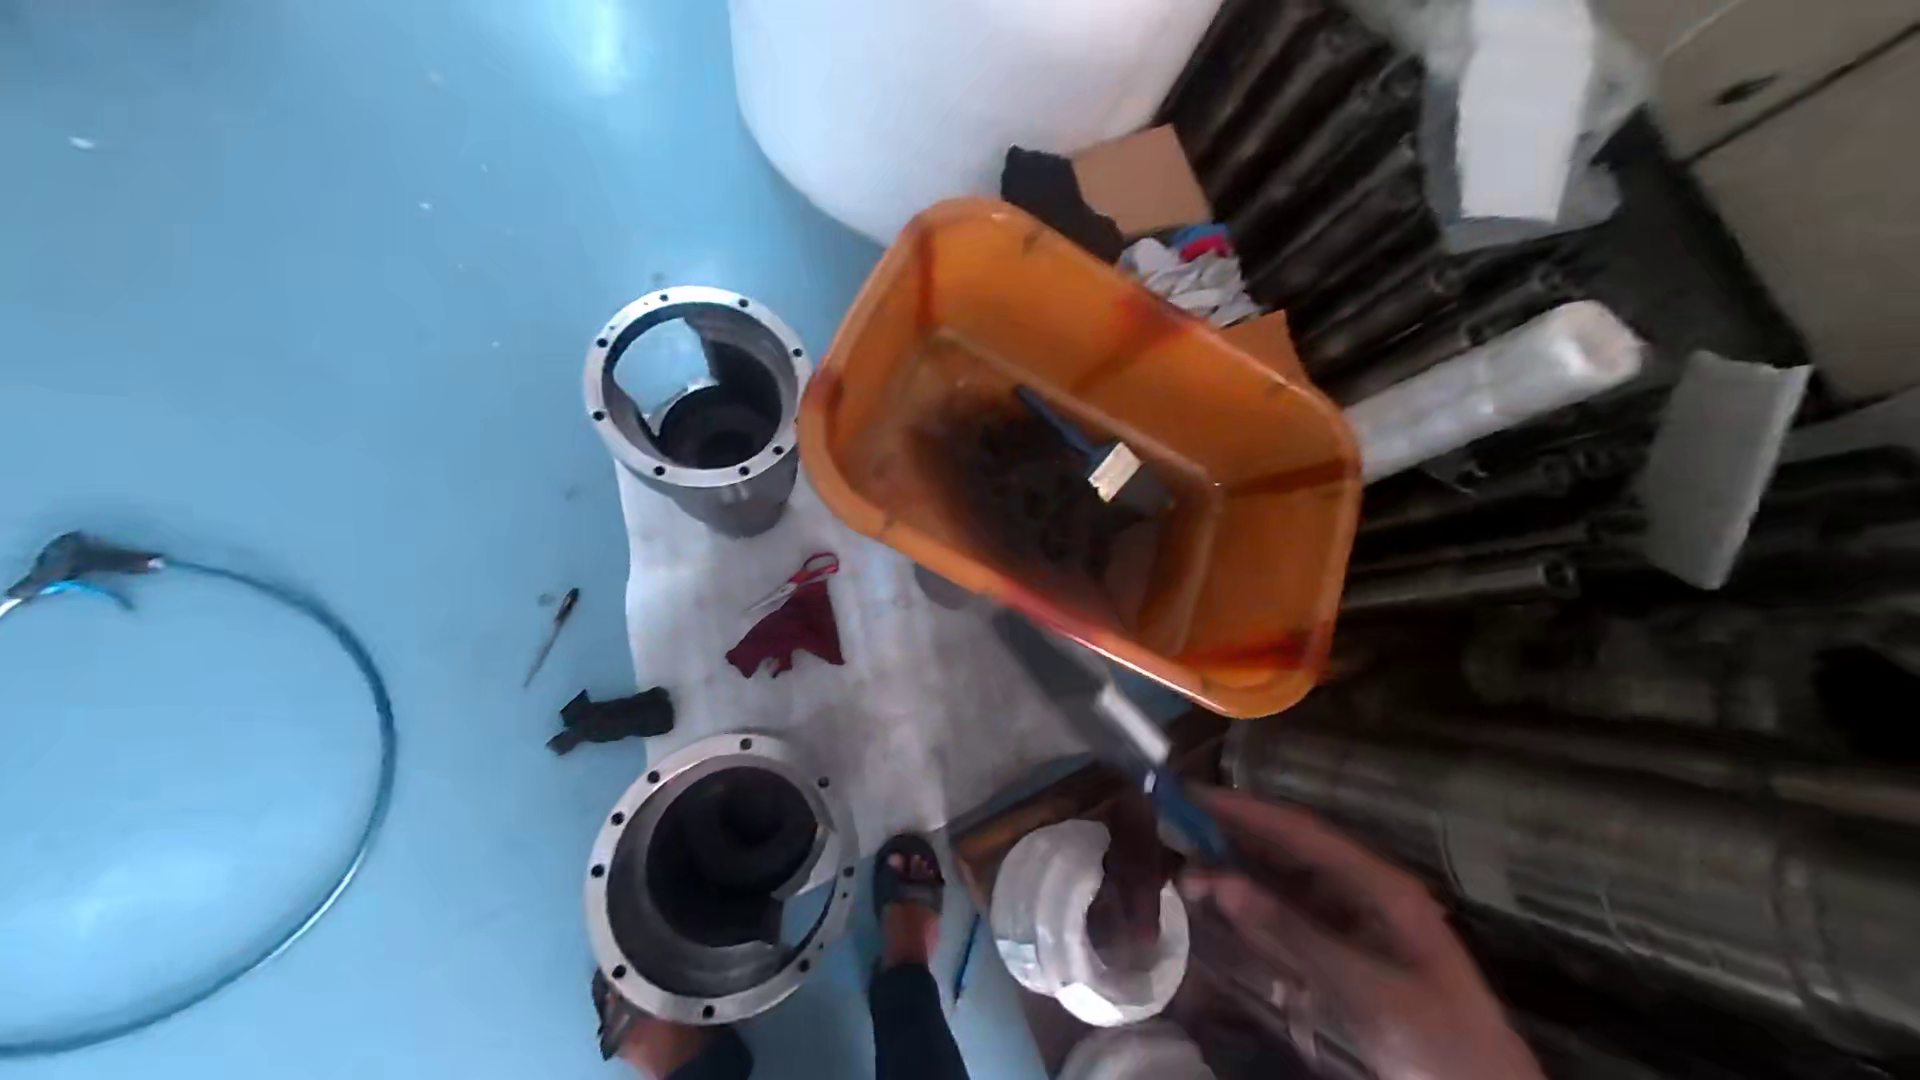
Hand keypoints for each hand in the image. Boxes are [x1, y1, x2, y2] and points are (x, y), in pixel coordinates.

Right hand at [1179, 788, 1541, 1079]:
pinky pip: (1284, 920)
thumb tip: (1220, 881)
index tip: (1193, 795)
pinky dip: (1250, 913)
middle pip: (1284, 851)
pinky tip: (1219, 908)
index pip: (1299, 831)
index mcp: (1377, 885)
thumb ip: (1291, 933)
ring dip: (1234, 878)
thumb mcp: (1369, 993)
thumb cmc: (1443, 1049)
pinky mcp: (1337, 952)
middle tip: (1175, 831)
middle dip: (1231, 841)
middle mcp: (1358, 892)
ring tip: (1186, 878)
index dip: (1245, 810)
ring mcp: (1348, 922)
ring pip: (1278, 884)